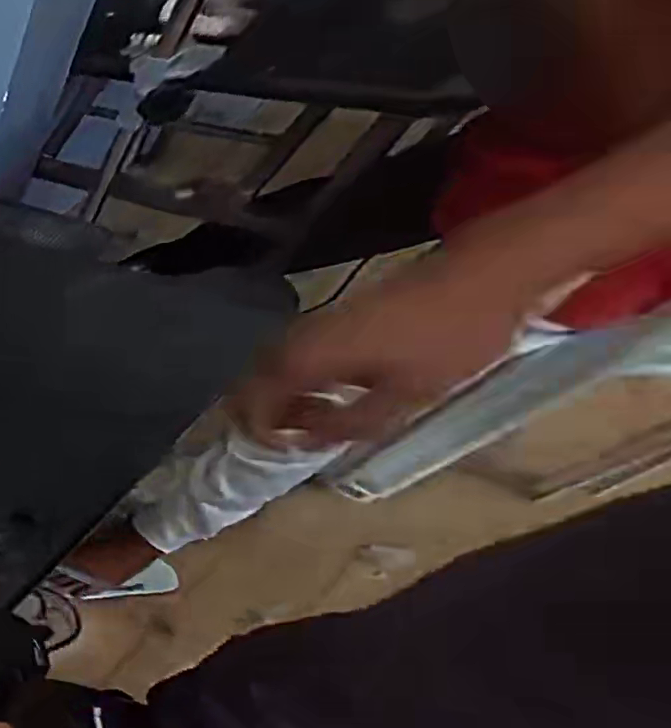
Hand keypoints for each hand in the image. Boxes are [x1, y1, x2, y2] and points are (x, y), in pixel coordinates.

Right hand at [231, 255, 529, 447]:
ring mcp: (300, 330)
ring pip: (265, 376)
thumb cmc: (448, 338)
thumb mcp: (409, 395)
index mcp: (299, 363)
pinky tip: (333, 389)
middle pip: (248, 391)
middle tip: (309, 434)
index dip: (266, 436)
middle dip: (270, 418)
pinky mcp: (317, 323)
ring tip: (326, 414)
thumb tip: (312, 442)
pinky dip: (295, 383)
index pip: (250, 409)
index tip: (294, 451)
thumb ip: (353, 425)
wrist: (479, 277)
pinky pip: (284, 361)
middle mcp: (287, 345)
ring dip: (284, 401)